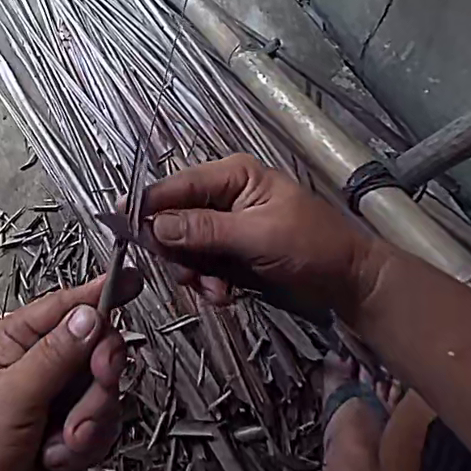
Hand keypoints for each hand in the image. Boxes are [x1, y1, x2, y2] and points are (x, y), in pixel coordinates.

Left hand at [0, 273, 139, 470]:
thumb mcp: (11, 397)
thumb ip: (55, 355)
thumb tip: (88, 315)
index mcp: (17, 340)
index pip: (67, 306)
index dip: (101, 294)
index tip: (132, 282)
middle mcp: (40, 362)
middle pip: (97, 346)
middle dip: (99, 376)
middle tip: (95, 387)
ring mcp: (57, 397)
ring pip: (105, 389)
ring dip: (90, 420)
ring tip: (61, 442)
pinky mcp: (70, 428)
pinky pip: (103, 423)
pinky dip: (87, 444)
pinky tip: (59, 458)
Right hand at [142, 154, 383, 319]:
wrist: (351, 284)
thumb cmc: (311, 247)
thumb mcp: (257, 235)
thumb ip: (204, 229)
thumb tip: (154, 224)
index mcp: (233, 176)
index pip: (179, 185)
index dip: (149, 203)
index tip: (120, 222)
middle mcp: (225, 196)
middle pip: (176, 218)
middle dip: (178, 250)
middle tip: (186, 275)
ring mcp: (227, 226)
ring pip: (186, 246)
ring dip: (195, 271)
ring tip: (216, 289)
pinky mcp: (232, 252)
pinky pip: (203, 264)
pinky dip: (208, 281)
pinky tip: (225, 294)